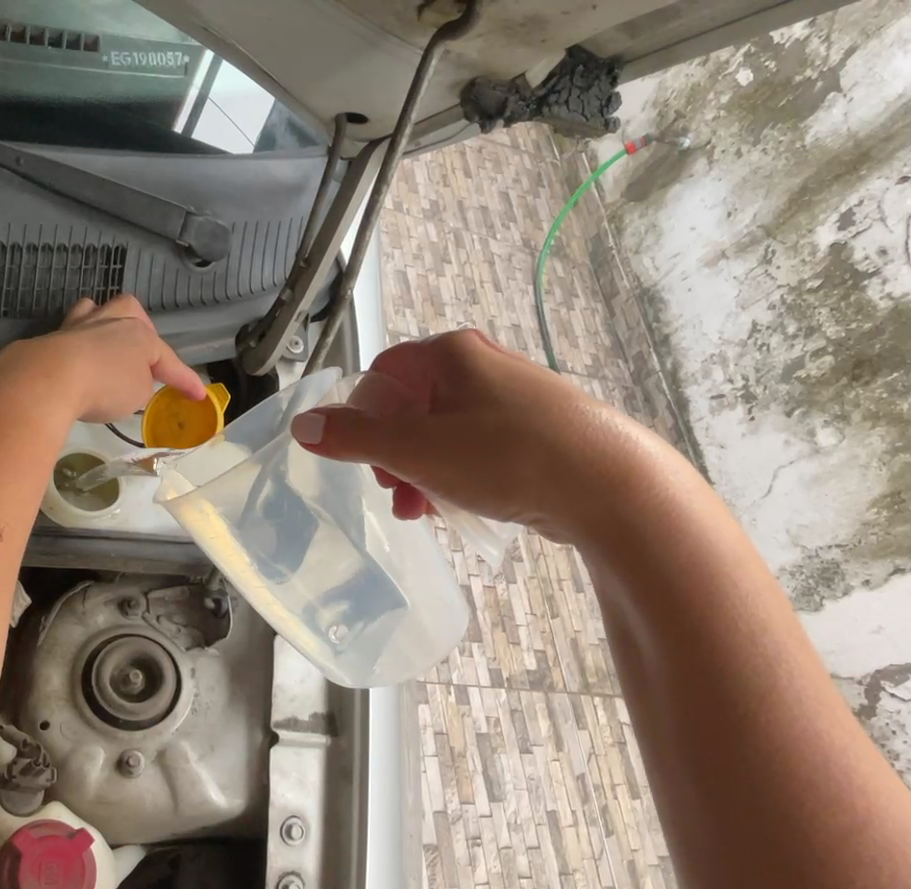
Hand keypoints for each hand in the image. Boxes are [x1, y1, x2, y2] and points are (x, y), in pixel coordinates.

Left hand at [0, 295, 205, 422]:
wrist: (48, 379)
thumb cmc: (104, 386)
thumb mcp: (137, 394)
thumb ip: (140, 384)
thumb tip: (129, 379)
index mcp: (139, 335)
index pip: (168, 359)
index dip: (185, 379)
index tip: (199, 395)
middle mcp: (111, 322)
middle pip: (130, 310)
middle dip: (140, 326)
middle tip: (142, 353)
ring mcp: (78, 326)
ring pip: (95, 310)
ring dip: (105, 325)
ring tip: (107, 345)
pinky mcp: (52, 339)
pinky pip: (70, 334)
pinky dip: (77, 345)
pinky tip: (77, 361)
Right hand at [288, 328, 675, 542]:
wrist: (608, 486)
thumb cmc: (505, 457)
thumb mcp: (415, 449)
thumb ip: (354, 437)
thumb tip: (302, 424)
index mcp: (451, 355)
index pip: (382, 373)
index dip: (362, 417)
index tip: (364, 459)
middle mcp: (482, 366)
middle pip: (411, 405)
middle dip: (392, 453)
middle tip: (395, 491)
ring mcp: (514, 398)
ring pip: (444, 432)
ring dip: (421, 471)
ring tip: (422, 510)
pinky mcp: (537, 431)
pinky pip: (477, 449)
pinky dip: (457, 475)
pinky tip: (459, 507)